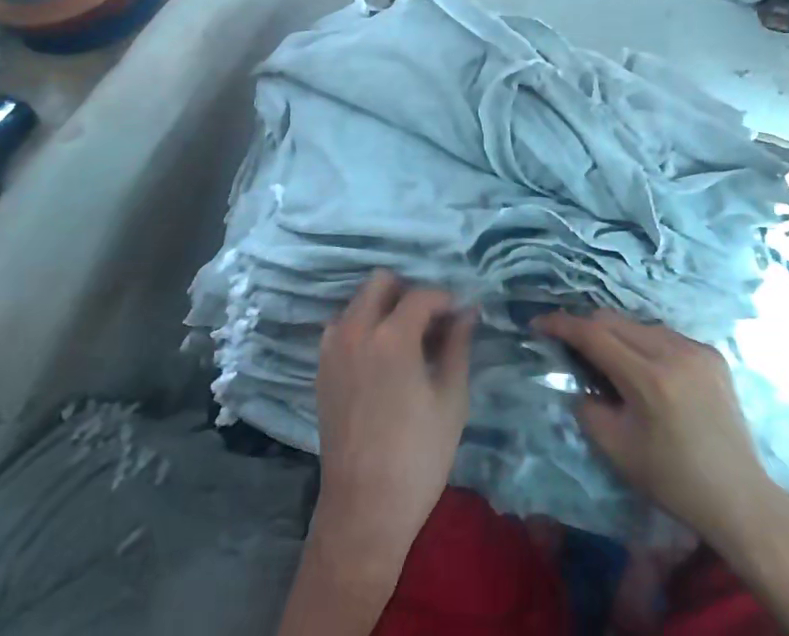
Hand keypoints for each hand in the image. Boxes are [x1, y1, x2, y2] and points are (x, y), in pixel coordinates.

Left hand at [313, 270, 474, 573]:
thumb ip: (458, 345)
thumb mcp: (451, 398)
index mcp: (391, 336)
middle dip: (408, 291)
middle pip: (379, 282)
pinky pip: (342, 327)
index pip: (422, 294)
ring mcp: (331, 349)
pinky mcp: (320, 368)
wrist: (365, 507)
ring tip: (408, 340)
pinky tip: (383, 358)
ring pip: (357, 302)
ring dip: (383, 308)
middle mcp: (354, 331)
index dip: (446, 298)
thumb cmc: (419, 455)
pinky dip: (363, 327)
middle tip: (431, 321)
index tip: (460, 315)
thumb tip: (467, 312)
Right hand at [533, 311, 774, 543]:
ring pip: (640, 325)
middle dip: (586, 327)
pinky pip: (666, 336)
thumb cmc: (672, 480)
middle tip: (568, 345)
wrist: (738, 497)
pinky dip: (645, 344)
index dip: (561, 325)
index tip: (538, 323)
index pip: (594, 335)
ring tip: (607, 360)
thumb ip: (588, 407)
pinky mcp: (713, 355)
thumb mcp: (615, 449)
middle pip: (615, 321)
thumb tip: (579, 382)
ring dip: (616, 334)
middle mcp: (675, 353)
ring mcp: (698, 350)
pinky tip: (643, 368)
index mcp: (649, 379)